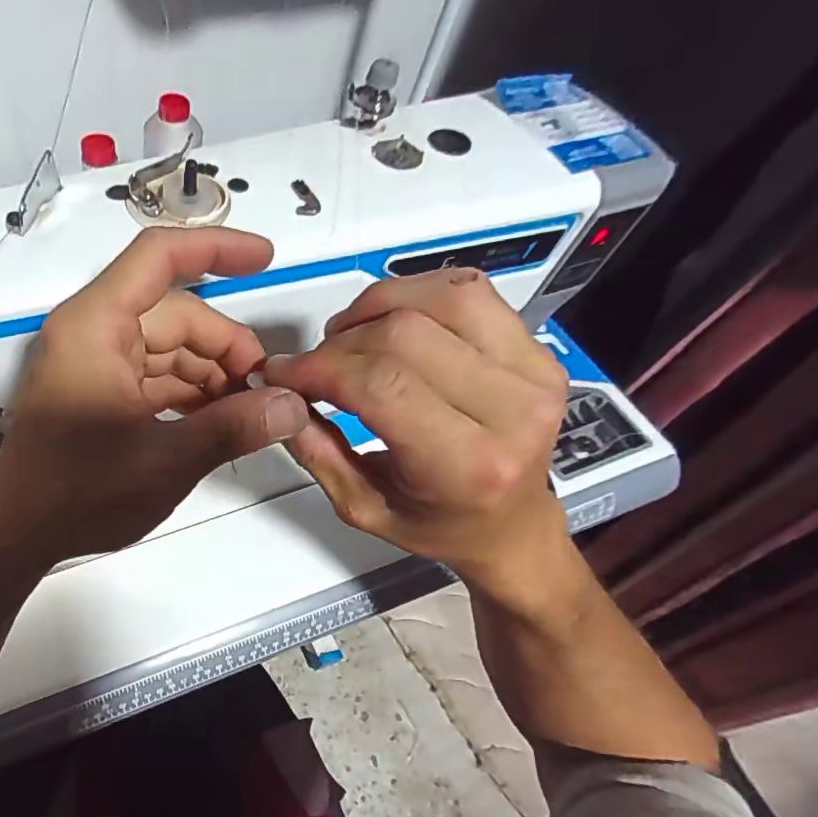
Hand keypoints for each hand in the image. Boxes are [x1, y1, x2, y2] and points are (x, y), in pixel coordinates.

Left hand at [0, 228, 309, 564]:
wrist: (20, 536)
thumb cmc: (75, 494)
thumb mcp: (166, 460)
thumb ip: (234, 428)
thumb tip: (290, 408)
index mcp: (95, 328)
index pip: (159, 258)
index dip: (217, 249)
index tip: (263, 257)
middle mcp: (90, 335)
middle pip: (174, 313)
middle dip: (224, 347)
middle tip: (264, 390)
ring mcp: (91, 365)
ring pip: (165, 348)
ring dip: (209, 375)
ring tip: (245, 412)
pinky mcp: (94, 394)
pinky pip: (150, 376)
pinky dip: (184, 393)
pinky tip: (215, 420)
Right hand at [263, 267, 570, 596]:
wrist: (512, 524)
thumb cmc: (441, 525)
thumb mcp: (363, 508)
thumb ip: (317, 452)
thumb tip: (280, 397)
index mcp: (467, 465)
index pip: (381, 386)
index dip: (319, 368)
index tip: (284, 372)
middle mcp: (513, 412)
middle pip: (405, 335)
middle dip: (339, 343)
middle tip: (313, 365)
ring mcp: (533, 373)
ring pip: (440, 298)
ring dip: (376, 307)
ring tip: (349, 337)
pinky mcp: (537, 350)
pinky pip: (469, 291)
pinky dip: (415, 293)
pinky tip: (389, 320)